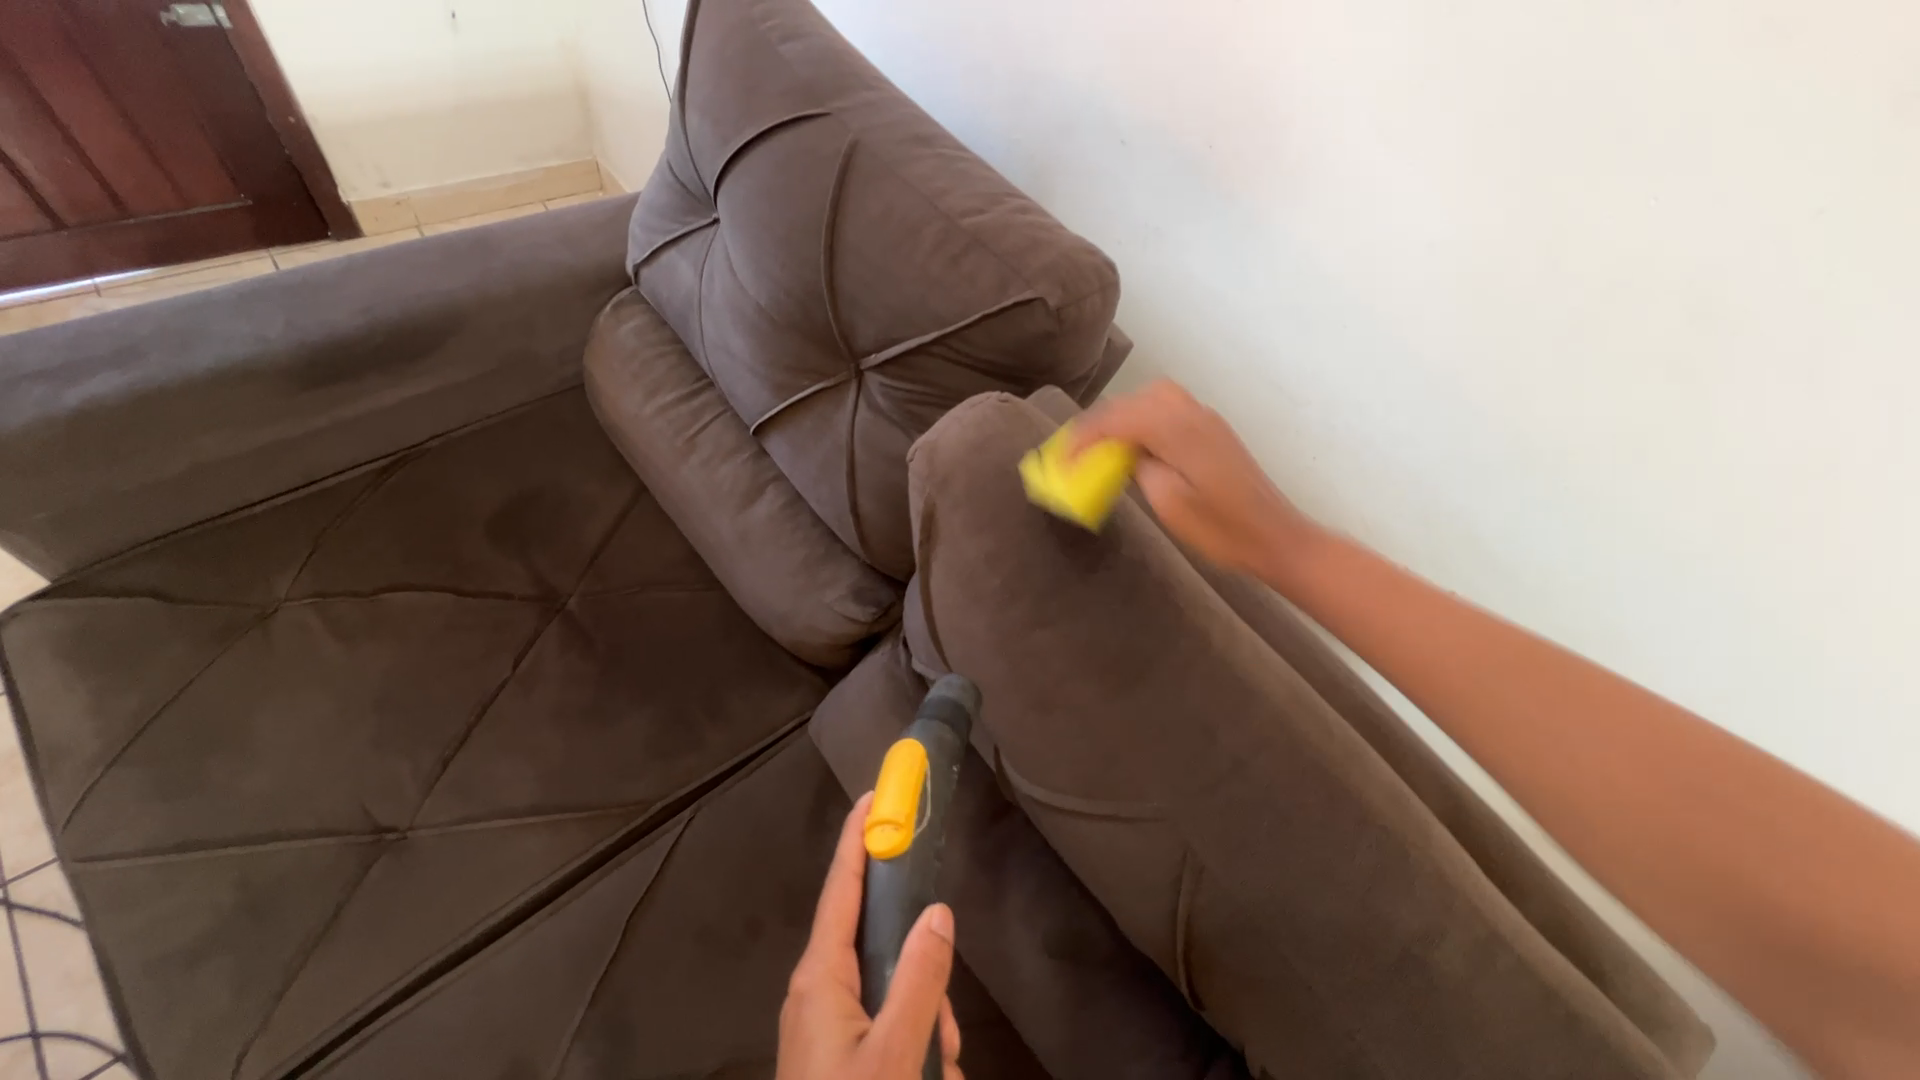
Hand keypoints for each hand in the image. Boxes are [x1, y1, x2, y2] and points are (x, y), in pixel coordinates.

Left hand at [777, 792, 962, 1079]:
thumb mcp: (895, 1054)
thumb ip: (920, 979)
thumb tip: (936, 912)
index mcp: (821, 976)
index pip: (842, 886)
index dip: (859, 836)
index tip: (877, 792)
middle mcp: (818, 989)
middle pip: (880, 944)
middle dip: (922, 976)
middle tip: (944, 1033)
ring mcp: (826, 1023)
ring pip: (891, 990)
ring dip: (925, 1024)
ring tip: (936, 1071)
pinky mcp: (836, 1053)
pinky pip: (885, 1024)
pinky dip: (913, 1045)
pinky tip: (928, 1077)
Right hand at [1072, 379, 1315, 578]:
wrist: (1275, 537)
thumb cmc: (1222, 530)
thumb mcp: (1169, 503)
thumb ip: (1140, 468)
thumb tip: (1125, 454)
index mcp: (1178, 430)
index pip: (1117, 419)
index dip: (1084, 438)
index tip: (1060, 462)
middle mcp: (1192, 414)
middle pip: (1134, 401)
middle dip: (1100, 423)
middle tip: (1077, 452)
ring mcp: (1206, 420)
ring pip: (1152, 399)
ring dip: (1123, 418)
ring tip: (1103, 447)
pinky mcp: (1213, 432)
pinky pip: (1169, 410)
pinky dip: (1143, 421)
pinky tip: (1136, 447)